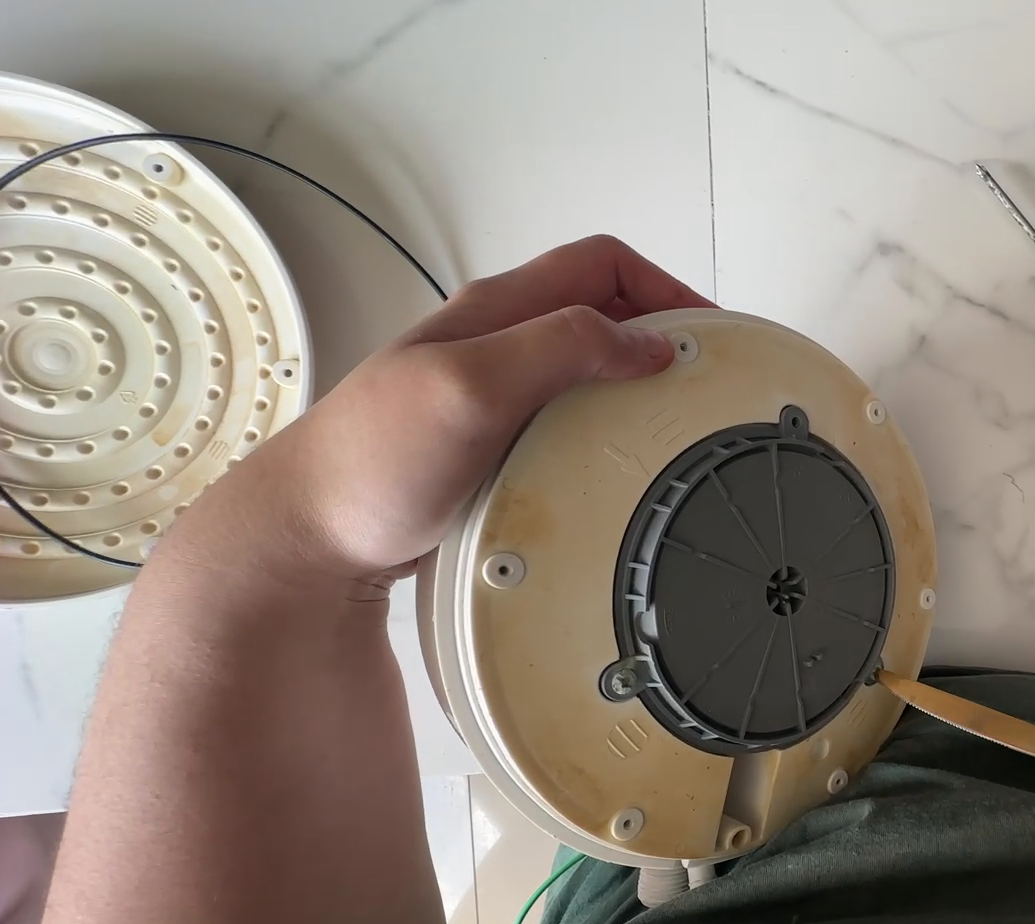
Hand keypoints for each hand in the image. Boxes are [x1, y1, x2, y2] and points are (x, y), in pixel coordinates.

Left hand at [172, 234, 711, 583]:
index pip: (604, 264)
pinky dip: (619, 424)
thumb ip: (561, 348)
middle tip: (704, 384)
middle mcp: (508, 342)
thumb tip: (651, 346)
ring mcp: (509, 392)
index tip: (709, 336)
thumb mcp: (472, 385)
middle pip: (609, 311)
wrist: (317, 539)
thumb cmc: (379, 460)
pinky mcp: (511, 439)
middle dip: (666, 335)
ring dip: (645, 383)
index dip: (665, 288)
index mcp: (501, 311)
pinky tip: (626, 459)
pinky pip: (582, 414)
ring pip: (598, 365)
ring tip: (676, 423)